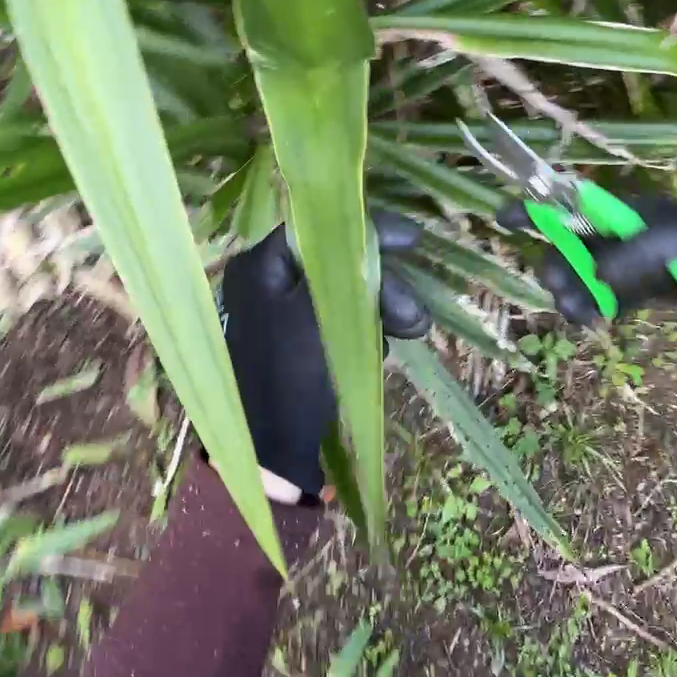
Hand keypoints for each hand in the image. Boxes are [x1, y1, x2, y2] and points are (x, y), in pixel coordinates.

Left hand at [219, 213, 430, 500]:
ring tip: (410, 331)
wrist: (273, 449)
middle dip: (384, 286)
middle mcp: (268, 278)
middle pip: (339, 262)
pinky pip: (339, 316)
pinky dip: (364, 327)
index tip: (415, 240)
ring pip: (345, 291)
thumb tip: (375, 235)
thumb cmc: (291, 373)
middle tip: (415, 317)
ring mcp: (282, 309)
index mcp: (261, 264)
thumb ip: (346, 269)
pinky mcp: (298, 337)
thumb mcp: (321, 312)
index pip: (323, 227)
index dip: (372, 231)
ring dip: (381, 309)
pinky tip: (379, 348)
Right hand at [499, 196, 676, 339]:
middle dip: (558, 266)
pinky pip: (612, 300)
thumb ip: (637, 256)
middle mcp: (630, 235)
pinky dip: (600, 309)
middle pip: (575, 247)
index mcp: (636, 211)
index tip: (502, 216)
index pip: (577, 203)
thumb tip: (588, 279)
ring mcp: (640, 266)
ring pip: (589, 278)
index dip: (540, 208)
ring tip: (583, 317)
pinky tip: (599, 321)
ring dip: (576, 295)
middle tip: (562, 292)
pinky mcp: (653, 295)